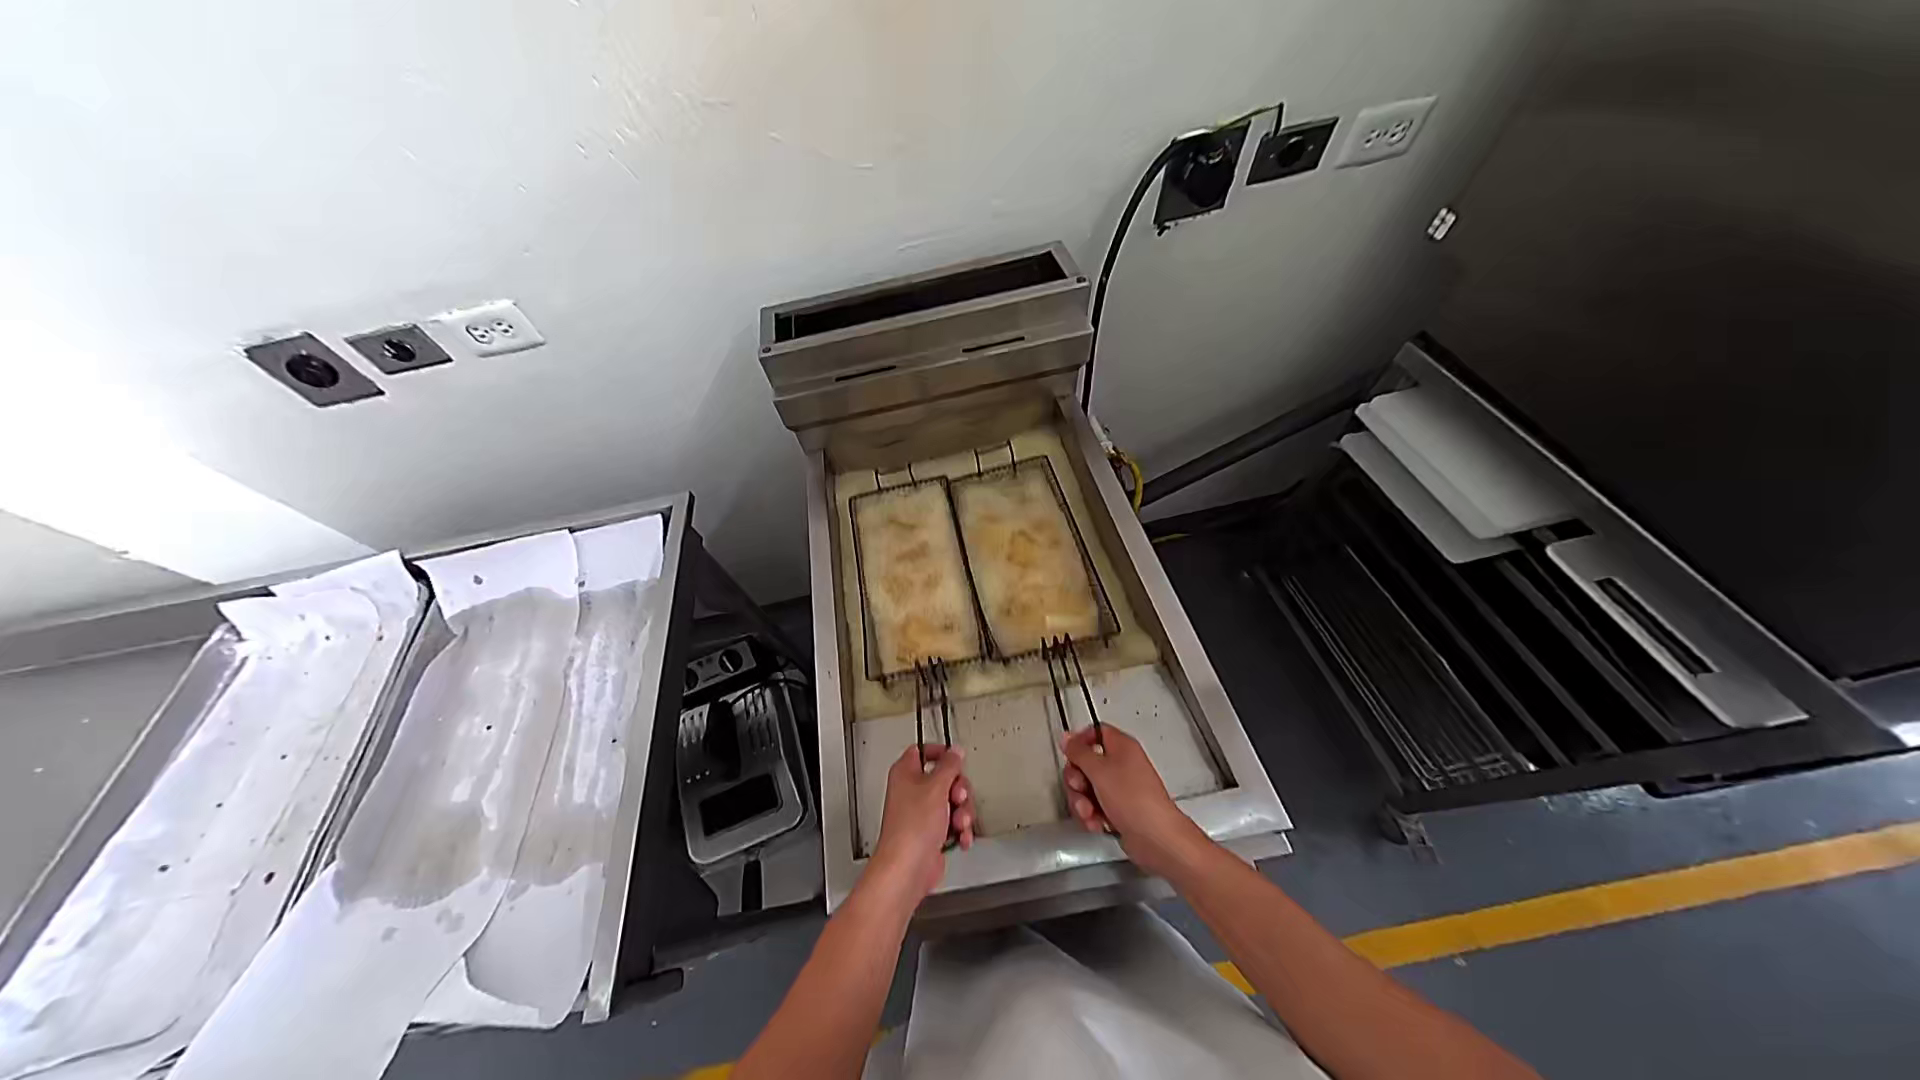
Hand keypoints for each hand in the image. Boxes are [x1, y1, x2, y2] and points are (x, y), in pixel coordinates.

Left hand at [868, 743, 974, 902]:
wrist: (909, 867)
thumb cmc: (911, 829)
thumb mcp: (936, 787)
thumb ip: (949, 765)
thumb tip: (955, 752)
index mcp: (906, 773)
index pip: (923, 751)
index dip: (941, 753)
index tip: (955, 759)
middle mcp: (912, 791)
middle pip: (945, 778)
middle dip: (958, 789)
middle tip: (956, 797)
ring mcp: (922, 813)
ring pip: (953, 801)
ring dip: (962, 812)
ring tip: (957, 821)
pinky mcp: (931, 832)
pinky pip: (953, 822)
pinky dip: (960, 829)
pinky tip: (959, 836)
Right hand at [1061, 725, 1208, 878]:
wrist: (1154, 837)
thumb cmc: (1136, 800)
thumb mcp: (1098, 770)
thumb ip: (1078, 752)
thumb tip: (1067, 739)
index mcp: (1122, 747)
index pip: (1096, 732)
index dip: (1080, 741)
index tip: (1070, 754)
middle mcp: (1123, 765)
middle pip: (1087, 763)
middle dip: (1077, 779)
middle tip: (1081, 786)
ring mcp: (1121, 788)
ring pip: (1088, 787)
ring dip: (1082, 801)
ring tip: (1089, 810)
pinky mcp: (1119, 809)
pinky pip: (1095, 806)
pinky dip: (1092, 815)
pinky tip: (1097, 821)